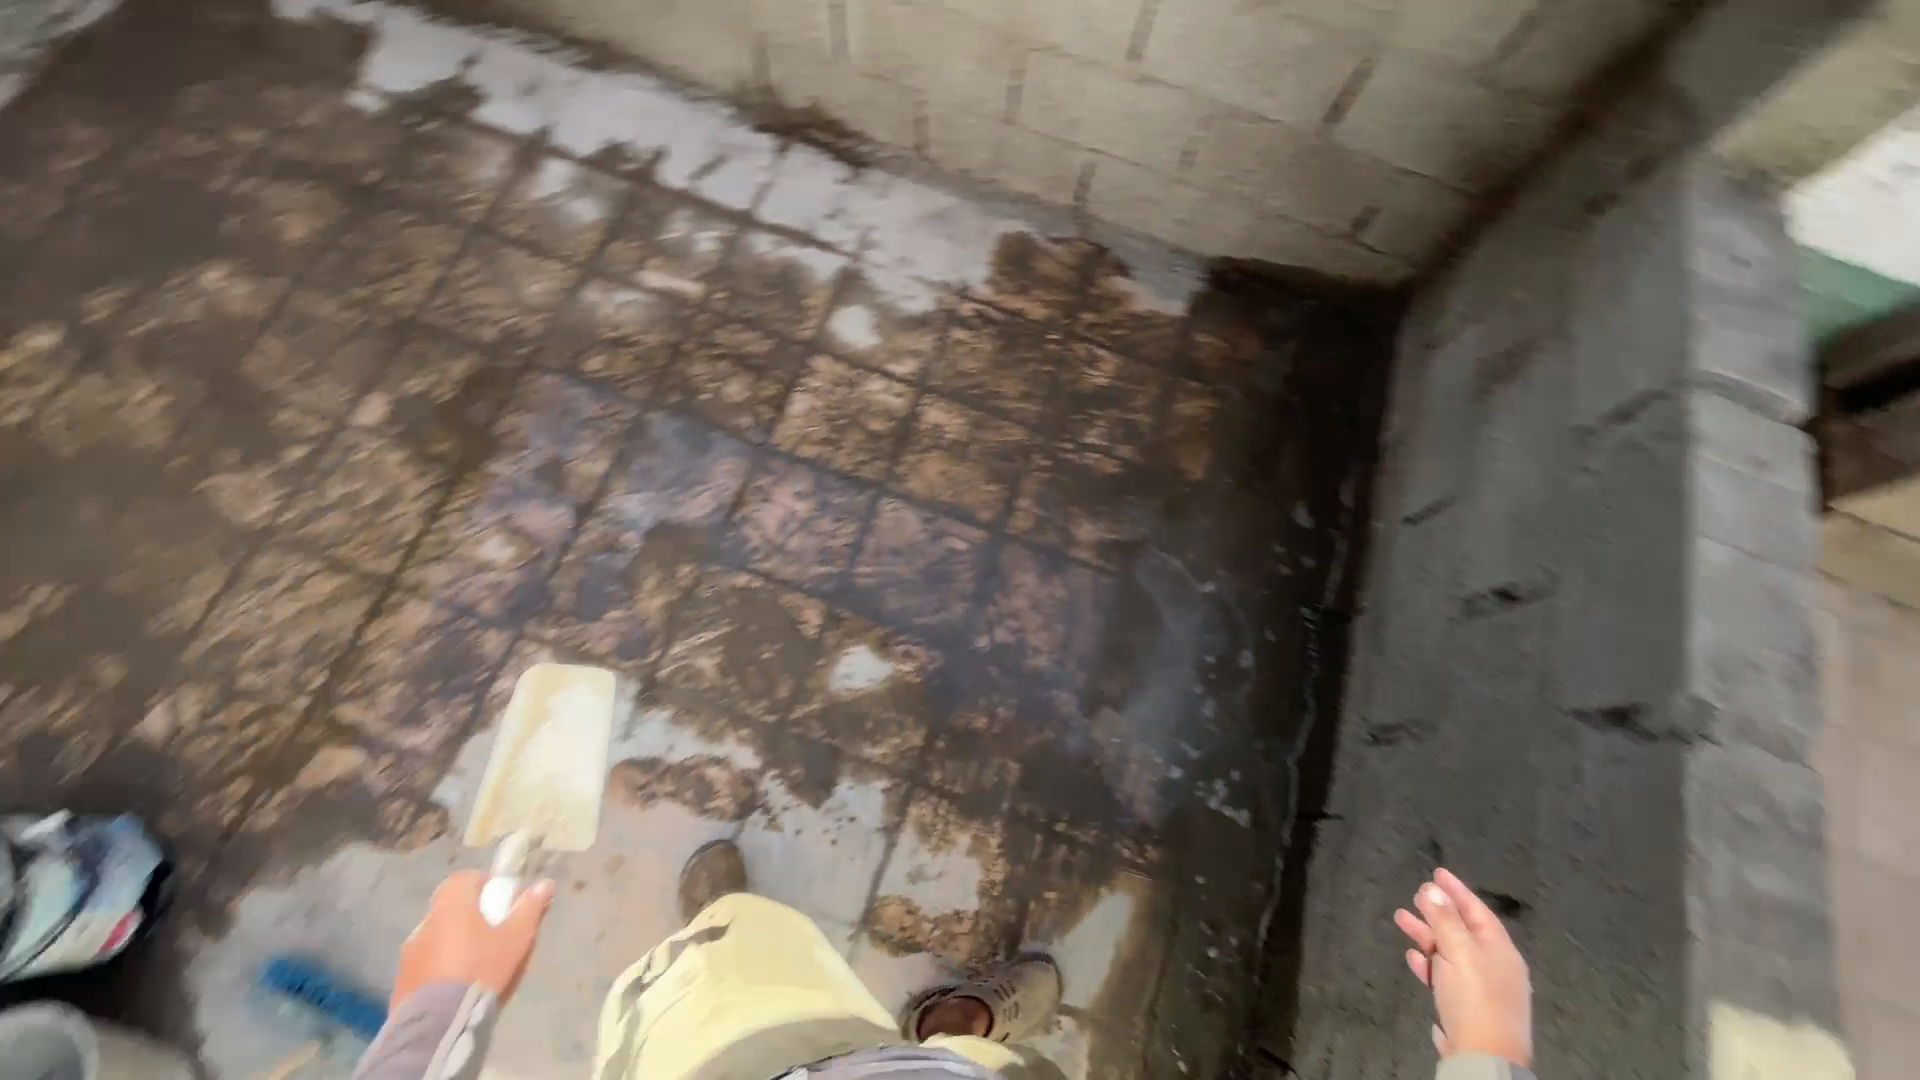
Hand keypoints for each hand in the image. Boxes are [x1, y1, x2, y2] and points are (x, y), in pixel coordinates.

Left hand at [392, 871, 555, 1008]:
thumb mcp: (516, 938)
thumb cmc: (481, 968)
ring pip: (435, 936)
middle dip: (468, 915)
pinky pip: (424, 963)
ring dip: (452, 941)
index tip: (497, 898)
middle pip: (448, 909)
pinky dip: (438, 965)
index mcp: (451, 908)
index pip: (461, 879)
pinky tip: (455, 983)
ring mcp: (408, 955)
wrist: (437, 1023)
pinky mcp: (400, 982)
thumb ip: (529, 908)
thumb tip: (546, 883)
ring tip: (473, 962)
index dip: (480, 883)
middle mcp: (425, 925)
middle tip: (491, 933)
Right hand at [1393, 867, 1531, 1067]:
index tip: (1437, 872)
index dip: (1457, 891)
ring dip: (1427, 934)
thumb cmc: (1475, 998)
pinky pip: (1445, 974)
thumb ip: (1444, 920)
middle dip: (1438, 911)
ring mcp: (1480, 987)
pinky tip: (1413, 957)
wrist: (1483, 1057)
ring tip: (1401, 919)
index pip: (1477, 911)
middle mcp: (1493, 966)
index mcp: (1499, 951)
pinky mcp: (1465, 1005)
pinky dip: (1429, 962)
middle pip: (1462, 930)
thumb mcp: (1458, 952)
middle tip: (1416, 893)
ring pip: (1450, 950)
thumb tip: (1432, 889)